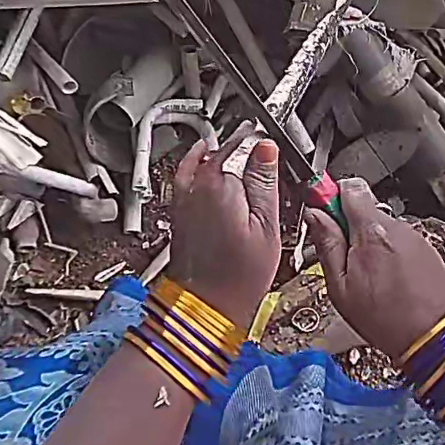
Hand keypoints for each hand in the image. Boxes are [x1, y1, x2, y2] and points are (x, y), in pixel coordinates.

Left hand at [168, 133, 281, 324]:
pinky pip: (187, 176)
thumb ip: (265, 181)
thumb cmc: (237, 275)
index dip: (257, 140)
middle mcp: (194, 185)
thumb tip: (267, 149)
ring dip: (219, 156)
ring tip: (238, 155)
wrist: (206, 304)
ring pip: (201, 162)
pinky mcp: (177, 211)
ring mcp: (182, 197)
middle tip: (261, 152)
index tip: (267, 139)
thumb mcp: (267, 225)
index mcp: (218, 183)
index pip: (240, 144)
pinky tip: (208, 170)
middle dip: (240, 149)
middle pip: (219, 151)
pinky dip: (199, 168)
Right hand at [304, 178, 444, 359]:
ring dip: (369, 241)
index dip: (331, 197)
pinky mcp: (427, 249)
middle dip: (349, 225)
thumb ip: (326, 243)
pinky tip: (387, 278)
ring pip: (381, 225)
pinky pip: (398, 241)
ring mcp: (415, 238)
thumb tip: (314, 217)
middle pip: (364, 207)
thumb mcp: (340, 286)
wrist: (435, 340)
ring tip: (367, 274)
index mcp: (371, 232)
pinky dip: (389, 253)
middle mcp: (396, 228)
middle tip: (343, 255)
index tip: (322, 212)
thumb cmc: (386, 319)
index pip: (349, 187)